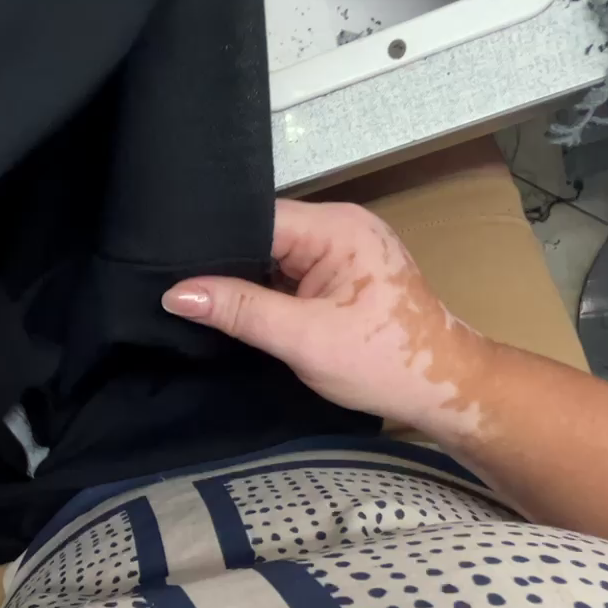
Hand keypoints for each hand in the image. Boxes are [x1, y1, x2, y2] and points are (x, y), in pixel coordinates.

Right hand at [161, 199, 495, 434]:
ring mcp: (340, 251)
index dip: (213, 242)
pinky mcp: (338, 275)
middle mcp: (338, 227)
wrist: (440, 388)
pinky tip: (236, 309)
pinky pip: (287, 274)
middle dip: (224, 263)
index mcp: (336, 227)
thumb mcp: (303, 339)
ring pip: (271, 257)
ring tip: (197, 298)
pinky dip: (264, 293)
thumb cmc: (382, 362)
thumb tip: (176, 294)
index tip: (167, 265)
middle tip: (176, 288)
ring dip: (243, 281)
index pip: (257, 219)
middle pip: (261, 234)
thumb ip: (240, 311)